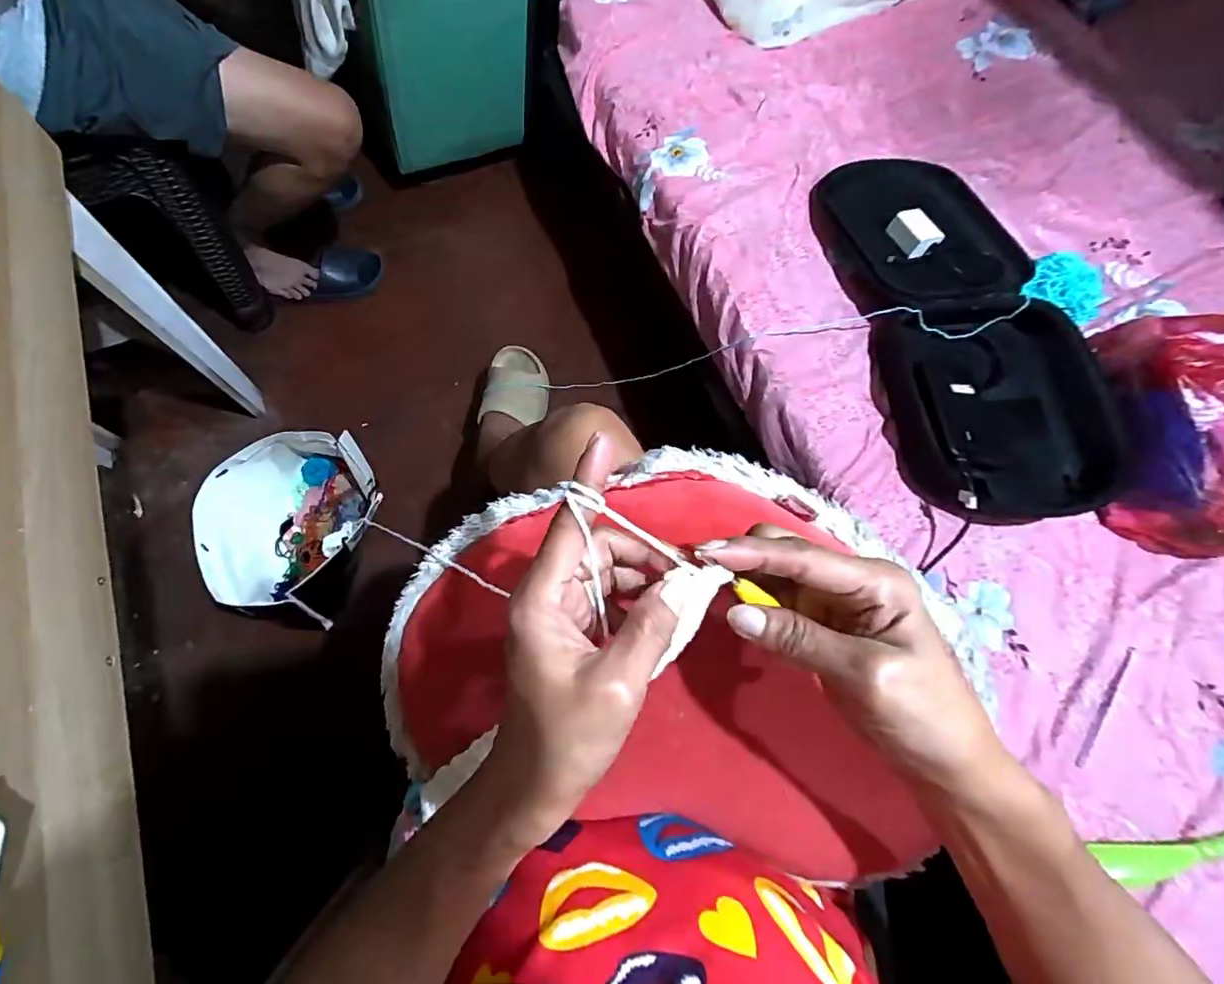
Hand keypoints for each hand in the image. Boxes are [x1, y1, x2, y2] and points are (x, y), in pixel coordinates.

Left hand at [477, 433, 681, 844]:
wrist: (535, 782)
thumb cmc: (568, 736)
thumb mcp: (619, 682)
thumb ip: (652, 626)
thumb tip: (683, 584)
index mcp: (543, 598)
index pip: (568, 525)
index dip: (586, 482)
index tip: (600, 441)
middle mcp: (546, 593)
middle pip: (597, 547)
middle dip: (642, 554)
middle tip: (688, 579)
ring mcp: (557, 610)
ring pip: (605, 569)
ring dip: (643, 577)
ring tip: (682, 597)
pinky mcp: (571, 627)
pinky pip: (607, 594)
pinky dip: (635, 597)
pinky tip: (663, 613)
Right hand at [699, 526, 1007, 797]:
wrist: (947, 764)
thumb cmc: (923, 716)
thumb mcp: (864, 675)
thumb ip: (799, 638)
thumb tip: (735, 612)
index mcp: (874, 580)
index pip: (801, 555)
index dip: (750, 552)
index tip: (705, 552)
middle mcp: (851, 580)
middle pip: (784, 551)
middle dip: (740, 556)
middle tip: (694, 570)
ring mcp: (833, 601)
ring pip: (774, 574)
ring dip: (738, 576)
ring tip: (697, 581)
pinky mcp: (819, 623)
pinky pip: (775, 602)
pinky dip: (748, 600)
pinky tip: (721, 602)